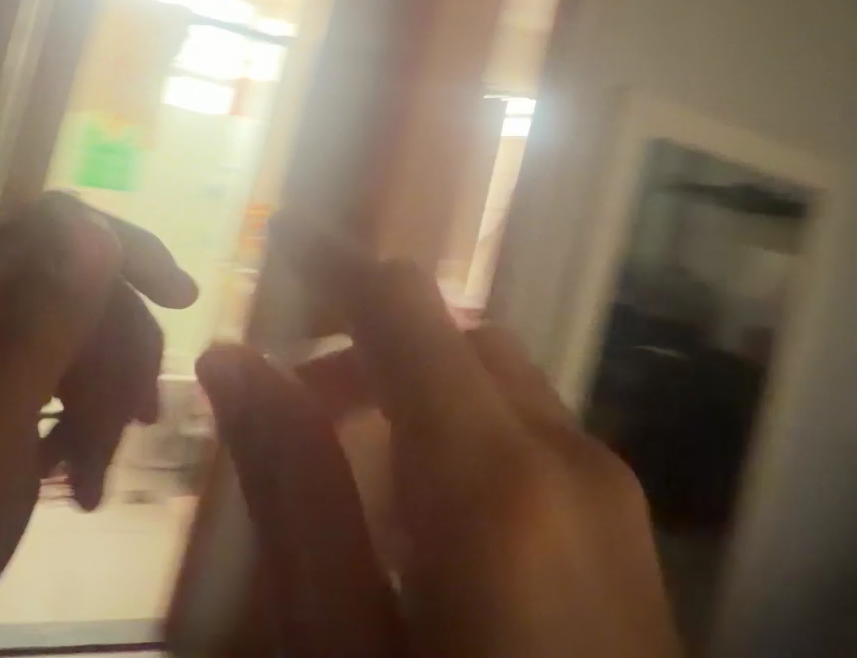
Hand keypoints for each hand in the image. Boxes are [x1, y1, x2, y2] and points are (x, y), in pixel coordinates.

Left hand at [0, 193, 196, 656]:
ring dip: (109, 397)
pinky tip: (83, 473)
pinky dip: (93, 418)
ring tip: (97, 472)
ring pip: (87, 331)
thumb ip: (43, 329)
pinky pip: (74, 370)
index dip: (121, 249)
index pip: (52, 228)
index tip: (178, 302)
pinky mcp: (0, 382)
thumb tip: (100, 230)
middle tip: (136, 423)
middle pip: (80, 284)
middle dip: (118, 353)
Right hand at [196, 219, 679, 657]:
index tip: (275, 239)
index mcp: (496, 473)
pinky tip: (419, 509)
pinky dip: (460, 426)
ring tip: (341, 454)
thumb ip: (294, 489)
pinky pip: (528, 430)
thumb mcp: (341, 642)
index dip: (336, 259)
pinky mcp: (621, 523)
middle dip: (367, 339)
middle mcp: (568, 452)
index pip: (408, 304)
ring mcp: (609, 486)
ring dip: (413, 384)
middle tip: (288, 394)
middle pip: (454, 334)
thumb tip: (235, 362)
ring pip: (494, 378)